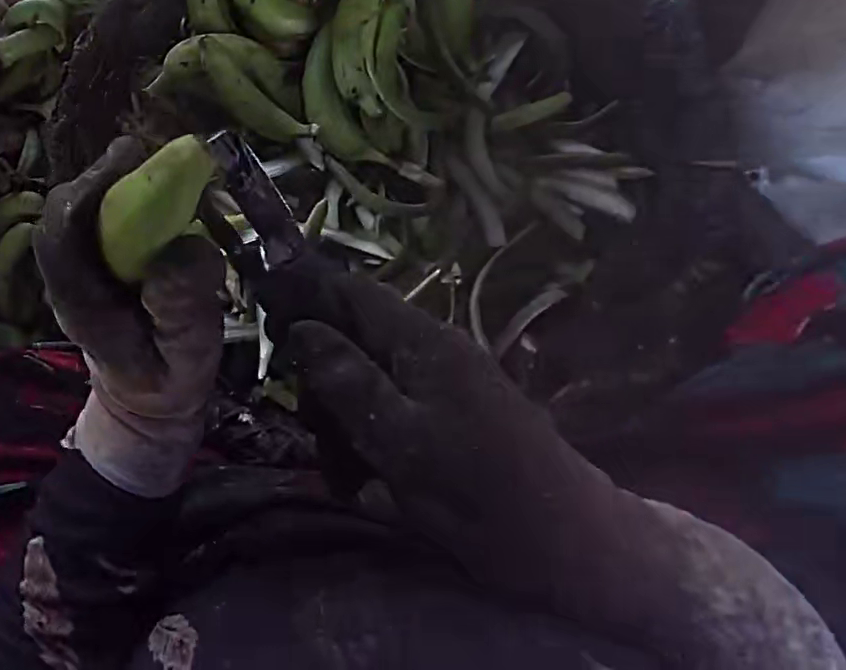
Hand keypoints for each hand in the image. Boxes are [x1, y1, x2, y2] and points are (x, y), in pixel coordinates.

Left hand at [34, 137, 227, 497]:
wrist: (144, 400)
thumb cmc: (163, 383)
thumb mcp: (185, 358)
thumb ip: (183, 310)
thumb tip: (185, 247)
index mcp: (78, 298)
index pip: (60, 230)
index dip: (90, 186)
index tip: (134, 157)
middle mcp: (68, 272)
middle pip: (66, 206)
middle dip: (106, 173)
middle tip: (155, 156)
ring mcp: (79, 263)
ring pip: (82, 204)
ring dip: (118, 179)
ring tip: (164, 171)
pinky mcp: (96, 257)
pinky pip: (101, 212)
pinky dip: (128, 193)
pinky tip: (162, 193)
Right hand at [256, 253, 630, 610]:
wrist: (580, 555)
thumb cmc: (485, 497)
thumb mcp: (401, 442)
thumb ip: (347, 380)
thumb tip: (299, 327)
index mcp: (421, 342)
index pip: (350, 290)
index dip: (304, 291)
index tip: (265, 314)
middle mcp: (428, 350)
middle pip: (349, 338)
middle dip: (320, 379)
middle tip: (314, 429)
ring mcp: (438, 381)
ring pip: (362, 378)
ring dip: (341, 419)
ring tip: (344, 474)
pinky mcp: (444, 412)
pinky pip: (386, 407)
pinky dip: (366, 437)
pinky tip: (364, 479)